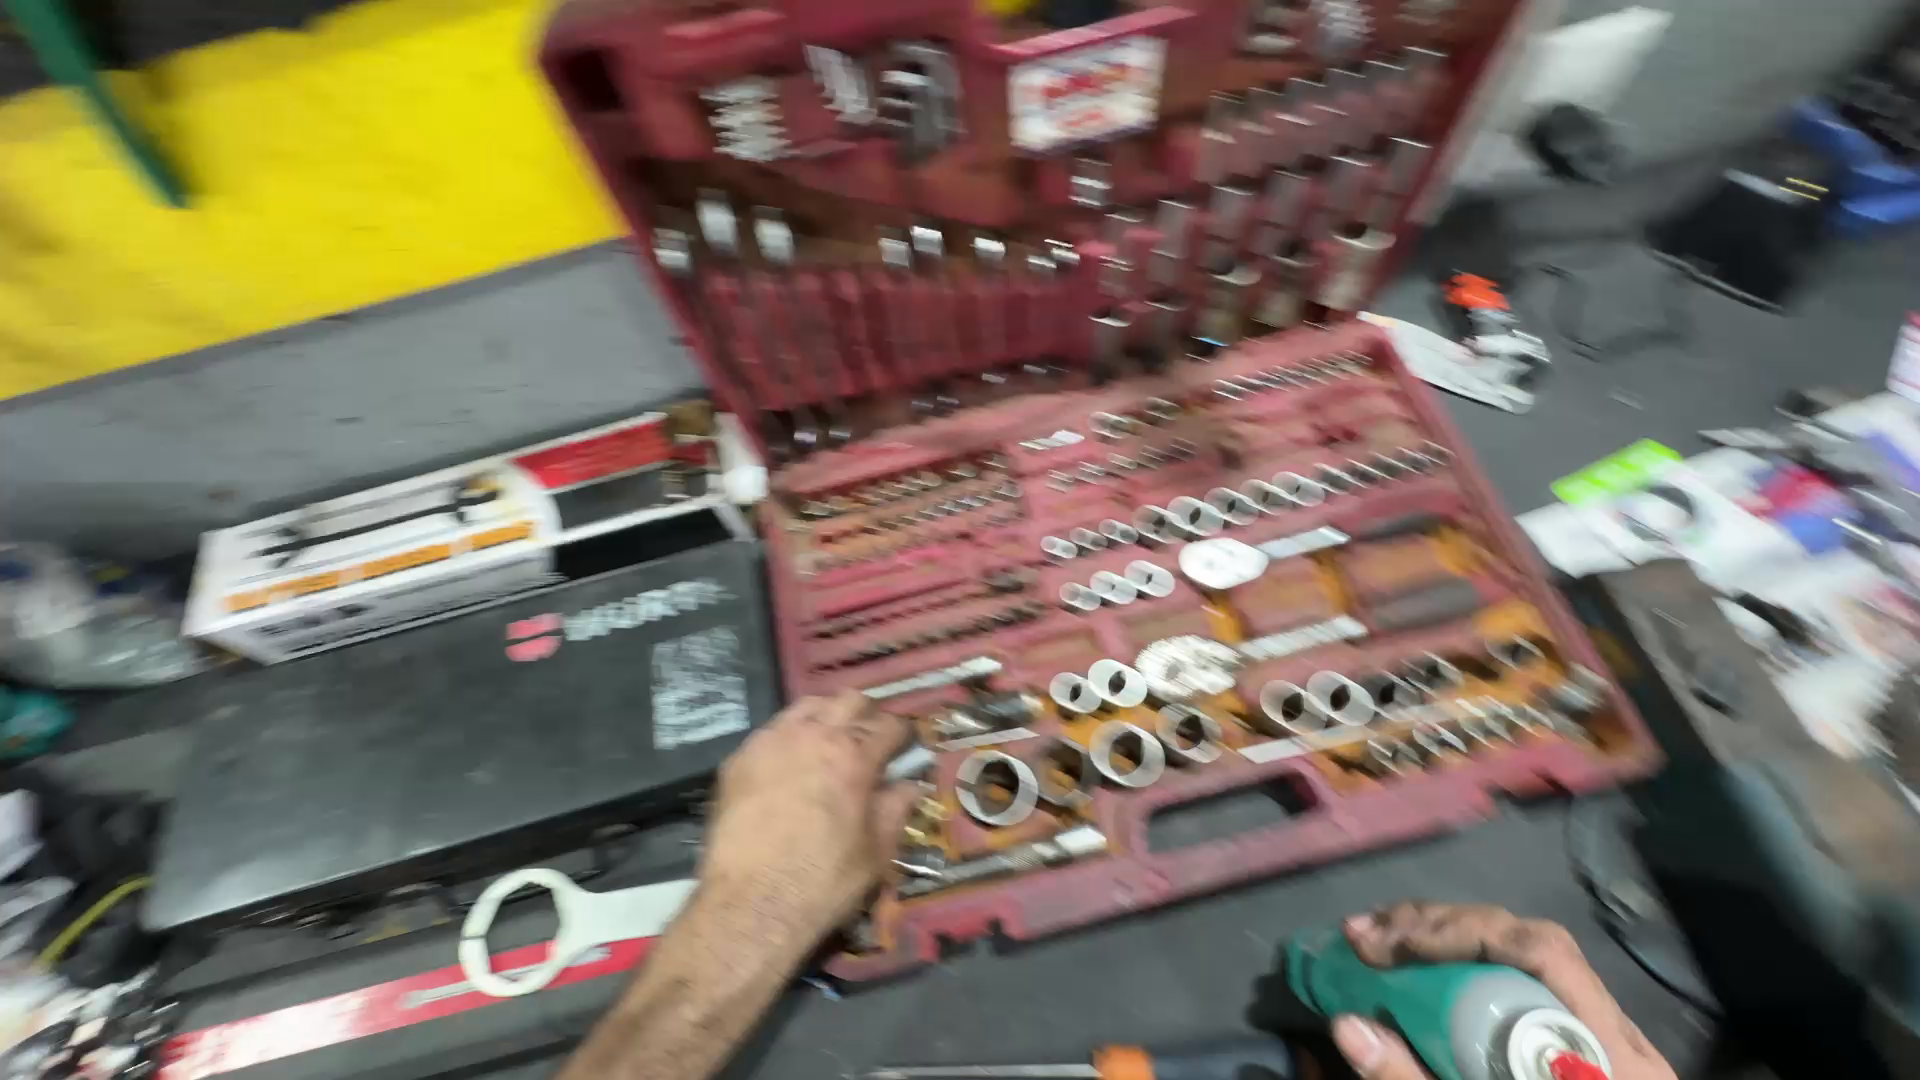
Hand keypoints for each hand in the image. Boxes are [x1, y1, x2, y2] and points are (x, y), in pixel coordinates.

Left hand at [697, 691, 920, 941]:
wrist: (749, 904)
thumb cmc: (823, 883)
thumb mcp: (877, 853)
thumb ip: (896, 810)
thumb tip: (910, 785)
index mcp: (855, 757)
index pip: (890, 725)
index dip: (903, 735)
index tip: (903, 748)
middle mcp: (815, 735)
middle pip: (850, 700)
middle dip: (867, 714)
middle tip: (869, 739)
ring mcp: (773, 741)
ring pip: (808, 705)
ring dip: (827, 716)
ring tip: (828, 741)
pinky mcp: (740, 757)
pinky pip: (772, 730)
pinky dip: (789, 737)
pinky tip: (789, 764)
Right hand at [1329, 903, 1675, 1079]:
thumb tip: (1346, 1025)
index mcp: (1614, 1058)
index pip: (1543, 953)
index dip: (1461, 932)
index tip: (1389, 946)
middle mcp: (1616, 1033)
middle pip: (1523, 939)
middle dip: (1434, 926)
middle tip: (1364, 935)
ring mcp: (1600, 1034)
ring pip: (1517, 949)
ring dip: (1438, 934)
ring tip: (1374, 937)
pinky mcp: (1576, 1040)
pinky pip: (1515, 974)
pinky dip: (1457, 958)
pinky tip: (1413, 961)